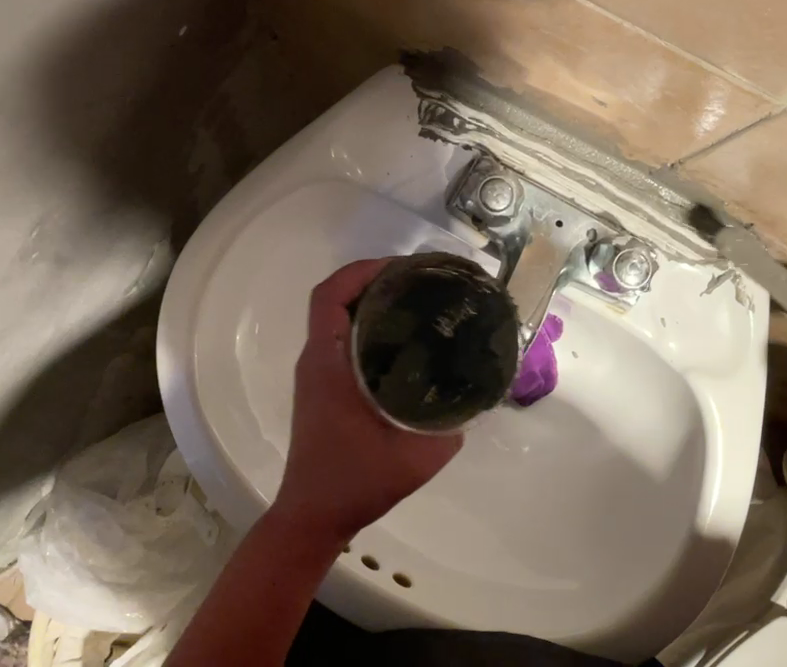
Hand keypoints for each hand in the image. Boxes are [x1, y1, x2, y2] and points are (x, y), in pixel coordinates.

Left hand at [270, 258, 463, 541]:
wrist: (312, 518)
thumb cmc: (353, 483)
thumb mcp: (411, 459)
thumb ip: (447, 428)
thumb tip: (474, 396)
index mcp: (327, 364)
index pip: (329, 295)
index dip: (362, 271)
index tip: (403, 268)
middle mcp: (315, 359)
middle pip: (335, 297)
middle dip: (375, 278)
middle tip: (420, 280)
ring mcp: (315, 373)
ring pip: (337, 316)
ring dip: (370, 300)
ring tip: (417, 300)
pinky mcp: (321, 386)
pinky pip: (340, 337)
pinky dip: (367, 324)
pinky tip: (403, 339)